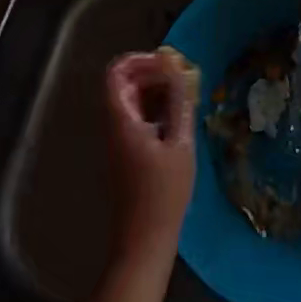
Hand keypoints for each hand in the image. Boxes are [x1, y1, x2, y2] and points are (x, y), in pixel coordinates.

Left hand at [104, 51, 195, 251]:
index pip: (116, 74)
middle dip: (153, 72)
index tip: (168, 61)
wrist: (144, 241)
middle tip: (183, 76)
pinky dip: (156, 108)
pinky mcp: (126, 153)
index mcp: (121, 121)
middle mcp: (113, 127)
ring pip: (131, 100)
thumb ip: (179, 103)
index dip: (139, 59)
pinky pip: (137, 117)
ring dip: (157, 90)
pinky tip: (180, 117)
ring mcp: (118, 141)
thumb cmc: (164, 193)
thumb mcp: (180, 143)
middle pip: (124, 84)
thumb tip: (178, 68)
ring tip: (186, 94)